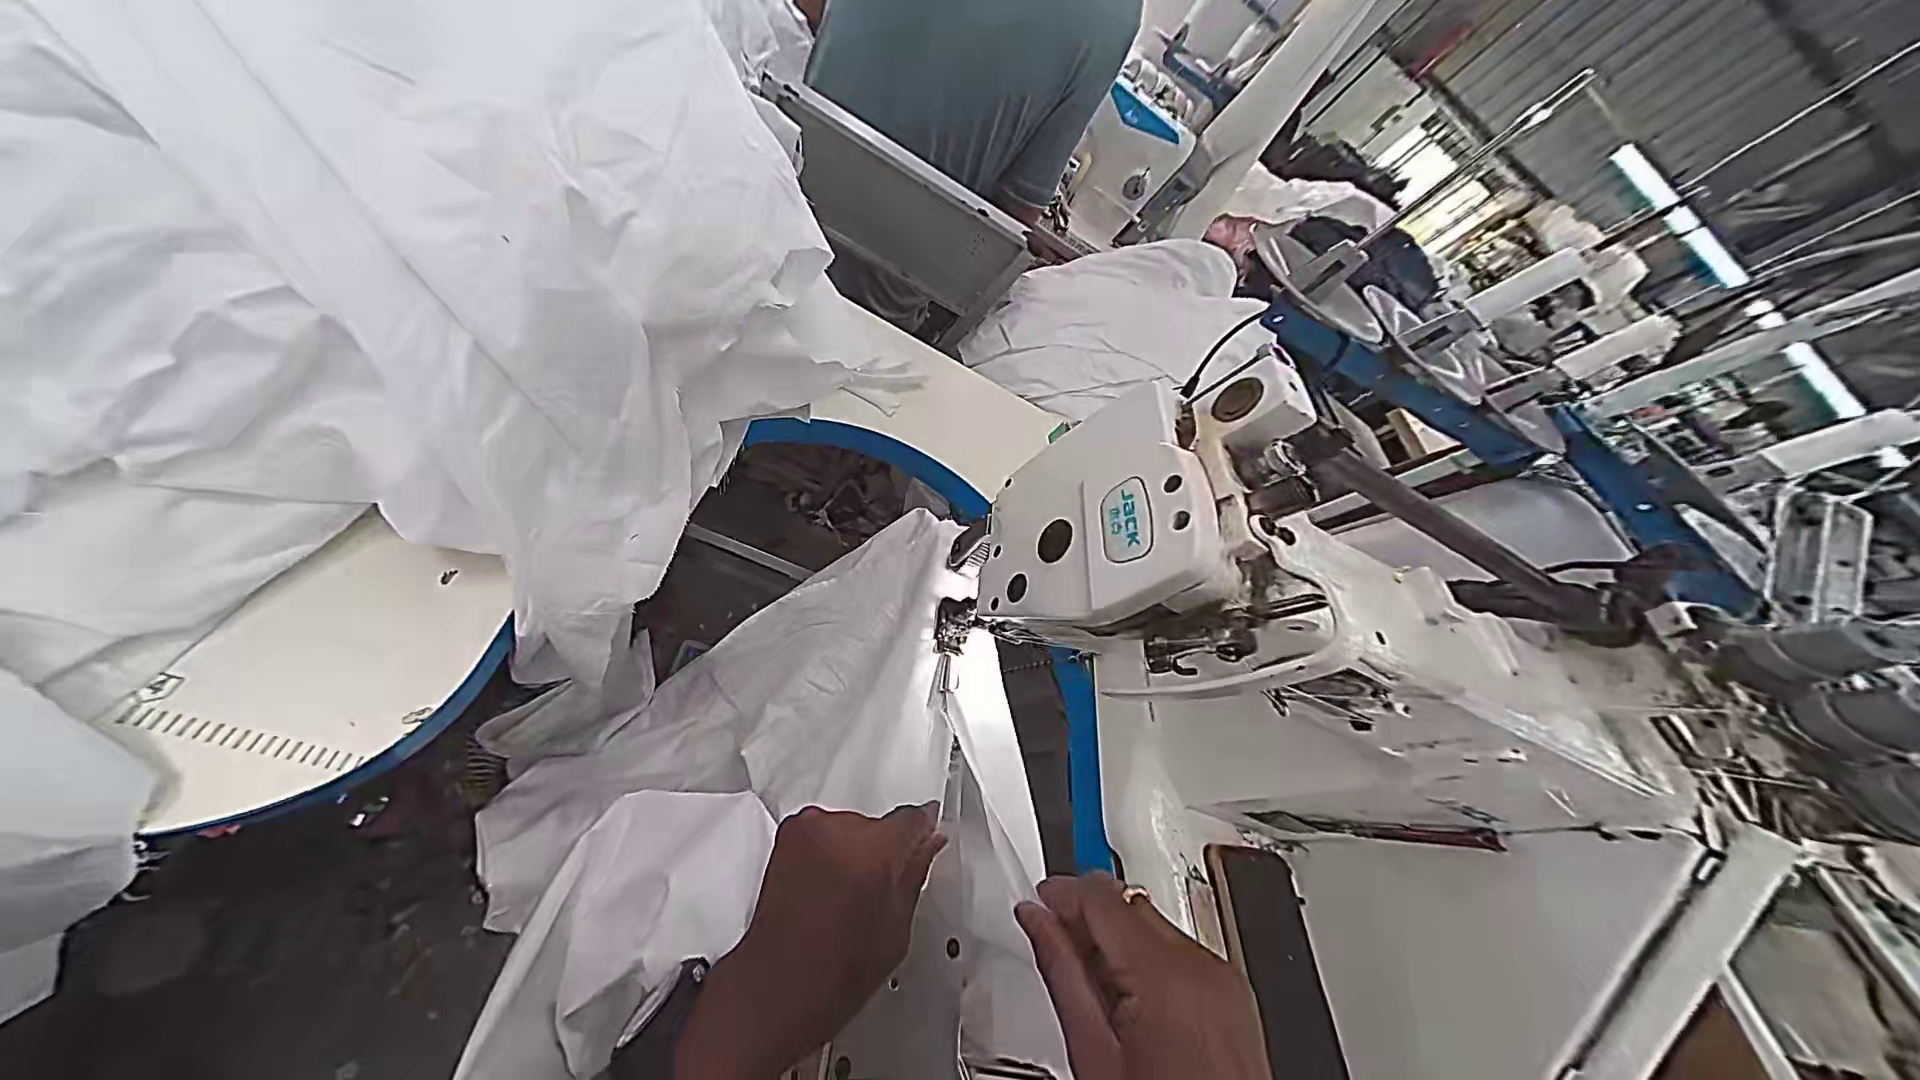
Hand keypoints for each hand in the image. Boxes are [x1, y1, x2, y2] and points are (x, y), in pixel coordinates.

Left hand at [676, 804, 946, 1079]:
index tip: (925, 837)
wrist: (774, 987)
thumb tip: (928, 844)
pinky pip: (823, 829)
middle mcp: (843, 828)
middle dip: (884, 849)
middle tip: (878, 890)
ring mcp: (812, 828)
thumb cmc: (828, 973)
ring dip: (853, 848)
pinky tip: (826, 885)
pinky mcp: (789, 834)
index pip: (913, 817)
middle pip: (880, 824)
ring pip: (850, 825)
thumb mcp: (895, 929)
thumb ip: (915, 874)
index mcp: (878, 849)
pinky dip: (827, 848)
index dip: (922, 831)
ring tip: (846, 894)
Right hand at [1016, 872, 1271, 1079]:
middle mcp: (1200, 967)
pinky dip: (1145, 955)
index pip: (1101, 897)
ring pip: (1150, 919)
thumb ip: (1061, 971)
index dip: (1062, 893)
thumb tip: (1036, 920)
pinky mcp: (1232, 991)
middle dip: (1086, 911)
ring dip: (1114, 933)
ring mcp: (1221, 978)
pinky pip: (1178, 947)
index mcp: (1163, 978)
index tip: (1040, 901)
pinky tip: (1126, 992)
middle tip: (1053, 933)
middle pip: (1127, 901)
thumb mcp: (1094, 1054)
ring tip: (1089, 977)